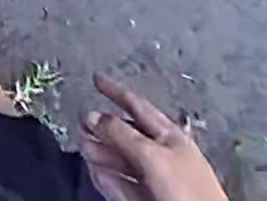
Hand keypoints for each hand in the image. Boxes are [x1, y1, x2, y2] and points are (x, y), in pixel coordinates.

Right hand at [79, 74, 228, 200]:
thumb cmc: (185, 190)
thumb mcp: (151, 155)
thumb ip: (120, 132)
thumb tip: (91, 114)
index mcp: (170, 136)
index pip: (137, 105)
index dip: (115, 90)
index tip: (95, 78)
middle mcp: (164, 154)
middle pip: (128, 134)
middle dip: (103, 128)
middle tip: (81, 124)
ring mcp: (159, 180)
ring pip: (124, 161)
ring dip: (102, 153)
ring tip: (84, 149)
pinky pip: (127, 185)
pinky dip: (111, 179)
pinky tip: (97, 175)